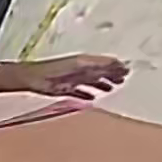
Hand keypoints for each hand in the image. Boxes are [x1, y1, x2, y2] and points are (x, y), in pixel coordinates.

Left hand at [12, 54, 129, 98]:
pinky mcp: (64, 90)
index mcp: (87, 62)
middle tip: (122, 81)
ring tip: (109, 90)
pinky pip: (77, 93)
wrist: (34, 78)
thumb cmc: (57, 69)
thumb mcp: (82, 65)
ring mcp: (73, 80)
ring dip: (101, 86)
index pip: (106, 63)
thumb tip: (118, 65)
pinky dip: (85, 95)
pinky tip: (91, 99)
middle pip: (100, 73)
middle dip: (112, 76)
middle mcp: (81, 70)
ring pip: (91, 83)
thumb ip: (100, 65)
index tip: (127, 72)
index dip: (117, 67)